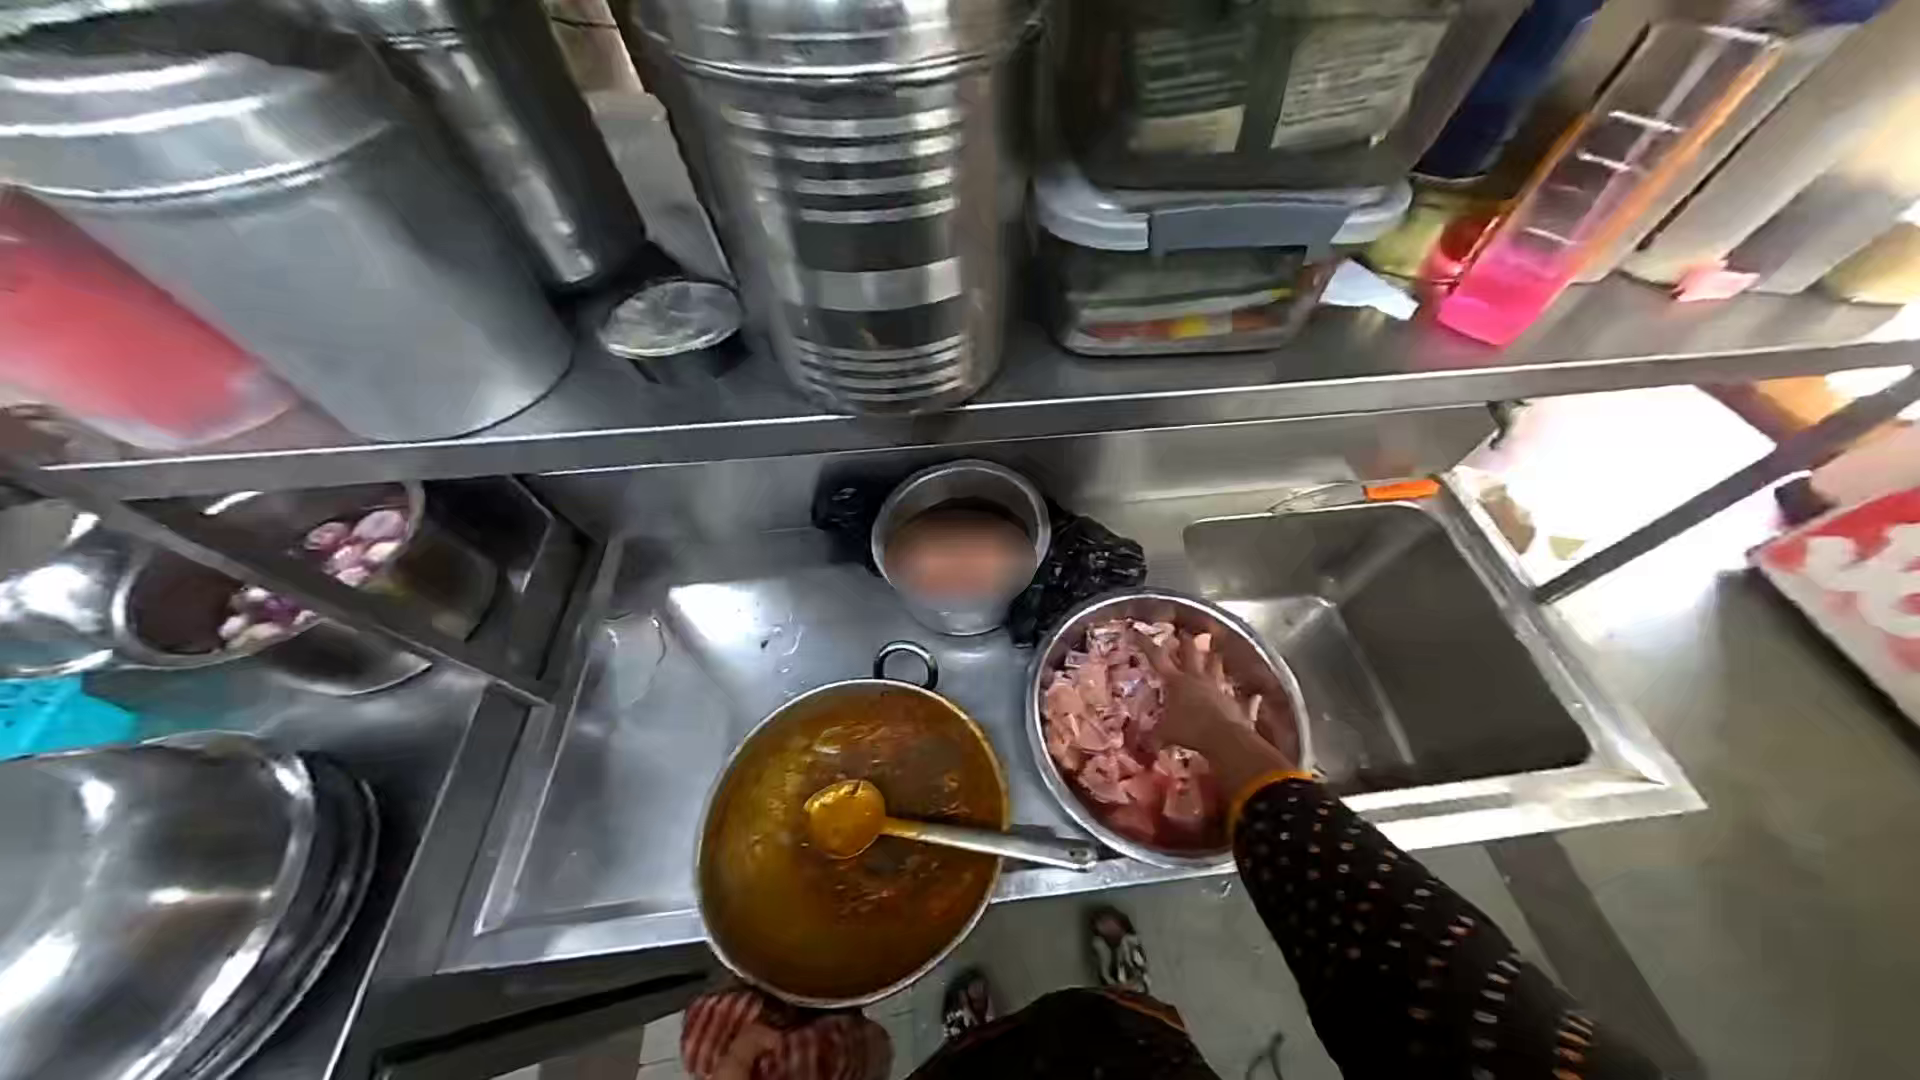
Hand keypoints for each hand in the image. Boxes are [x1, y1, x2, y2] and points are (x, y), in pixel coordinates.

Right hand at [1131, 628, 1298, 796]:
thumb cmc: (1189, 731)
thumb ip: (1153, 737)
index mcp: (1176, 682)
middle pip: (1191, 654)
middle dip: (1186, 642)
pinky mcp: (1237, 704)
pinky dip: (1249, 698)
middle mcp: (1197, 680)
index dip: (1146, 644)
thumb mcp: (1164, 735)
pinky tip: (1255, 696)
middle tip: (1184, 632)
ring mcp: (1219, 689)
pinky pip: (1245, 700)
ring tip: (1215, 653)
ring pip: (1216, 668)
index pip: (1157, 658)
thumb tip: (1143, 745)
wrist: (1224, 740)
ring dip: (1214, 660)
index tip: (1137, 632)